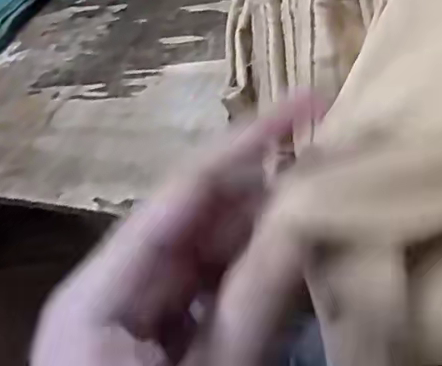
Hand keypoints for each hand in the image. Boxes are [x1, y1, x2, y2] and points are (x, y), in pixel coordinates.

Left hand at [31, 94, 320, 365]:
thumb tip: (311, 207)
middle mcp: (121, 286)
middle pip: (208, 216)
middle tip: (339, 155)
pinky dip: (267, 274)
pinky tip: (310, 255)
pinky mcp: (169, 344)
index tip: (311, 100)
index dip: (254, 138)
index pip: (190, 187)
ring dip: (277, 227)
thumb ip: (255, 295)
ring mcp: (145, 317)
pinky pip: (223, 290)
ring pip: (221, 250)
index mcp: (102, 289)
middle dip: (275, 186)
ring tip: (334, 195)